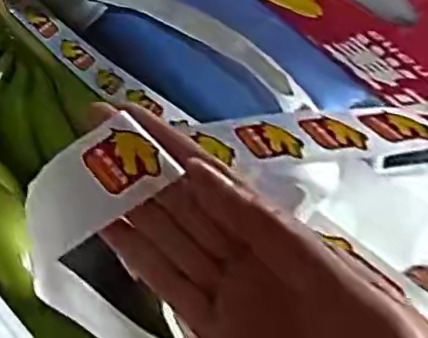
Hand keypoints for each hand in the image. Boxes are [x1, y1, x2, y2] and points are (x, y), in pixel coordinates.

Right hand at [98, 103, 427, 337]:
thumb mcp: (346, 288)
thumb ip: (272, 231)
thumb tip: (202, 172)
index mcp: (281, 238)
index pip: (210, 177)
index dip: (166, 142)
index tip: (124, 111)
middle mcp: (247, 257)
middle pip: (179, 200)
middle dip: (134, 161)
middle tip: (87, 127)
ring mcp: (229, 297)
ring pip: (164, 236)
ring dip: (124, 201)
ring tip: (81, 167)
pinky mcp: (213, 333)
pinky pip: (166, 284)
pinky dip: (133, 253)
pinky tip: (105, 225)